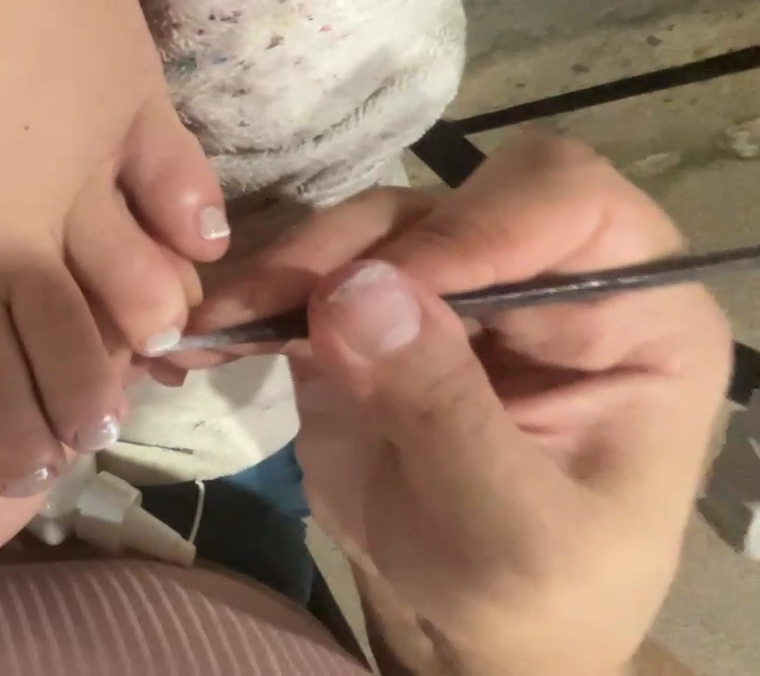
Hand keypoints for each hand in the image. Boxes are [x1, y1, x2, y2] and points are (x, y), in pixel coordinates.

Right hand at [190, 137, 729, 674]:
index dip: (473, 227)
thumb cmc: (526, 585)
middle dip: (326, 257)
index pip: (567, 205)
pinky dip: (240, 302)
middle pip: (421, 210)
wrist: (455, 615)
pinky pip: (292, 276)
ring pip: (341, 235)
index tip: (381, 291)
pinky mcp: (353, 310)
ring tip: (202, 332)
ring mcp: (431, 291)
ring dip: (266, 278)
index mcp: (619, 317)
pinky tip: (200, 340)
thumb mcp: (508, 522)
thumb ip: (442, 405)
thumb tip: (353, 287)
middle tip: (248, 315)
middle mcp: (525, 280)